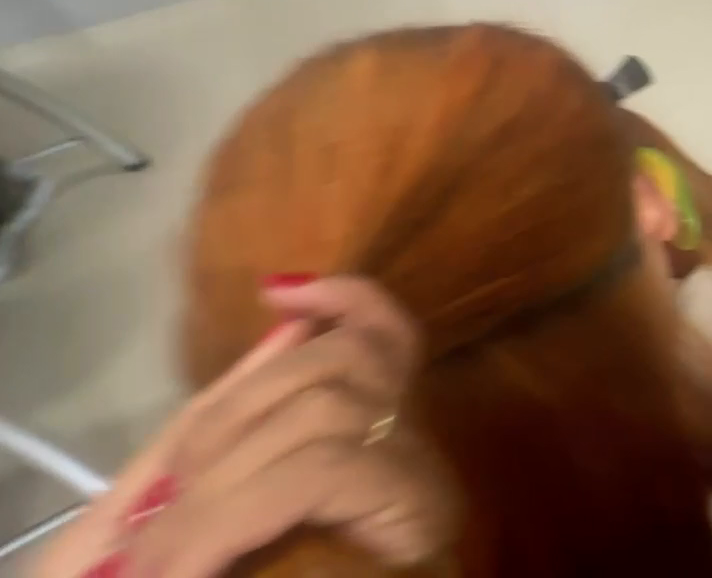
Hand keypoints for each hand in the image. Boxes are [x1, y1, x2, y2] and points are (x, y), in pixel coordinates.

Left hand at [34, 276, 457, 577]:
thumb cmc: (206, 576)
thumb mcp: (186, 509)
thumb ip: (225, 430)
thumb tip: (289, 329)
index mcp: (373, 439)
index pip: (392, 343)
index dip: (353, 301)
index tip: (282, 291)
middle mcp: (408, 448)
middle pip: (355, 360)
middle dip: (247, 399)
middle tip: (175, 492)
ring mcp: (415, 482)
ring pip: (334, 407)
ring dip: (223, 467)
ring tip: (166, 553)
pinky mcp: (416, 518)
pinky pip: (324, 473)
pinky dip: (230, 513)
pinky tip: (186, 561)